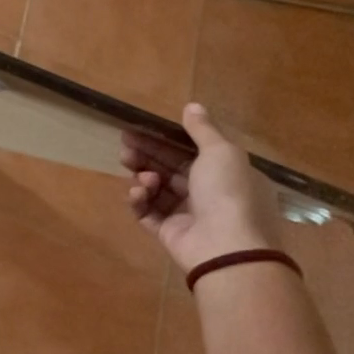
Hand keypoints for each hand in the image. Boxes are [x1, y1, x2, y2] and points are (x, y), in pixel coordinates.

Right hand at [122, 104, 284, 272]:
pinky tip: (138, 193)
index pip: (190, 153)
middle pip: (170, 169)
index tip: (137, 129)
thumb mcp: (222, 153)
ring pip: (158, 189)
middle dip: (147, 156)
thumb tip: (192, 106)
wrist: (227, 248)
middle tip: (125, 147)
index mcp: (228, 176)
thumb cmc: (228, 194)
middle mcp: (210, 195)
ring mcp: (190, 216)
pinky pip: (148, 212)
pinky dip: (140, 201)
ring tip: (139, 175)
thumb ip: (203, 130)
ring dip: (144, 177)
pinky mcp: (170, 233)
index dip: (163, 140)